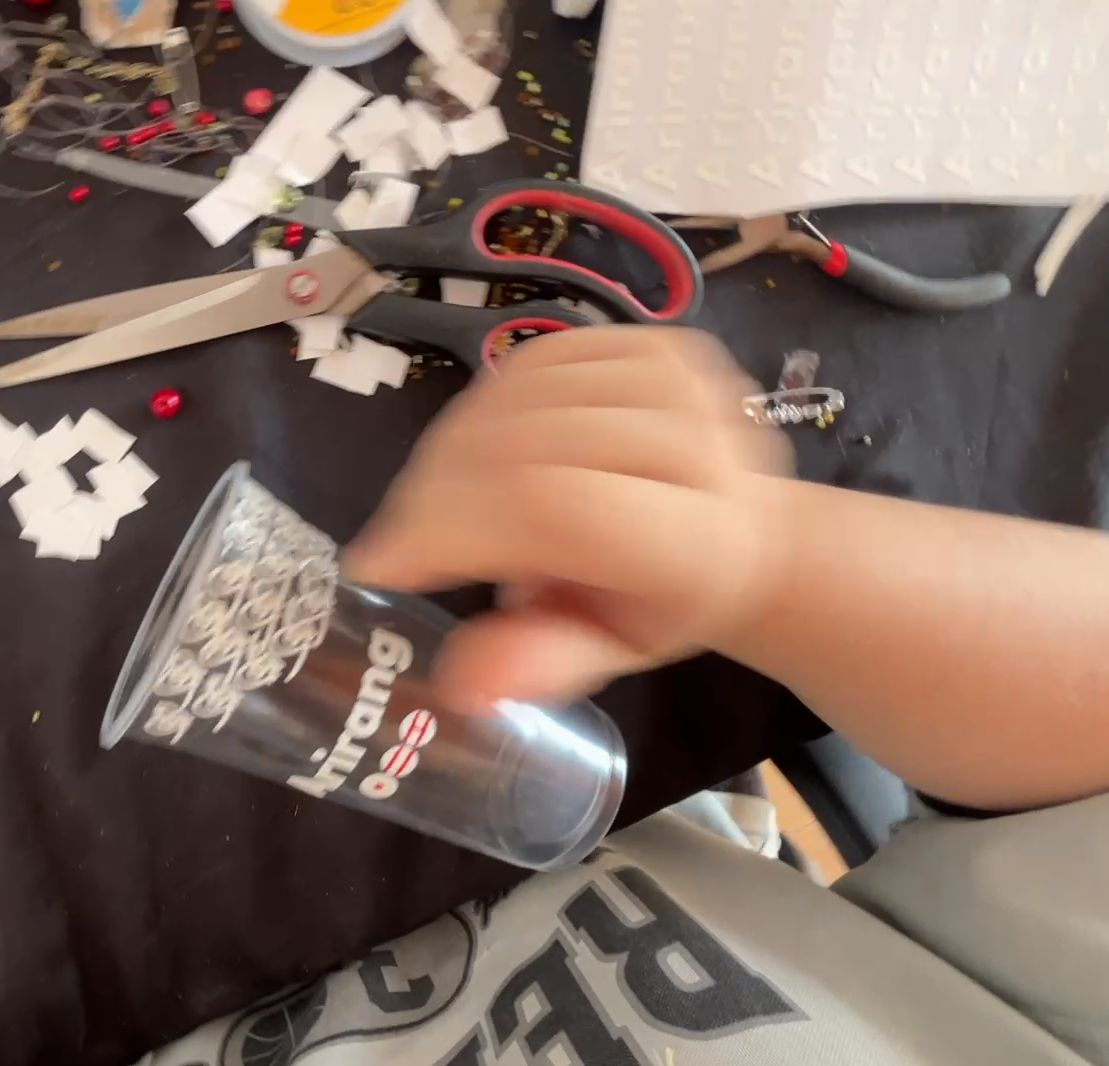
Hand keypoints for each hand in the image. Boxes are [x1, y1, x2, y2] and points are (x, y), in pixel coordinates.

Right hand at [341, 327, 791, 709]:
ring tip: (436, 505)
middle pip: (519, 452)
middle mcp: (703, 444)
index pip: (552, 509)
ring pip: (510, 404)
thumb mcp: (605, 650)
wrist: (732, 522)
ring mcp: (677, 378)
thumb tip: (457, 682)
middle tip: (399, 541)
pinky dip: (476, 413)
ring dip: (445, 457)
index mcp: (704, 541)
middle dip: (431, 499)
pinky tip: (477, 454)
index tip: (377, 564)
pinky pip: (522, 367)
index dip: (449, 529)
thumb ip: (541, 660)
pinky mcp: (647, 341)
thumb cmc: (656, 600)